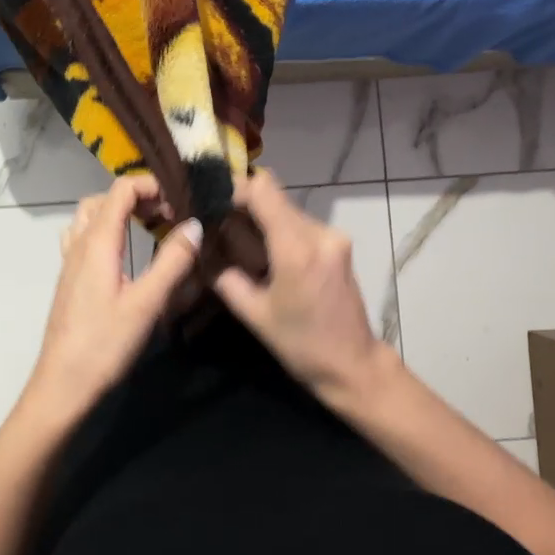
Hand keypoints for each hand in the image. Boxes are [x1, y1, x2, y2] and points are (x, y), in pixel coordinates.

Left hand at [24, 175, 201, 420]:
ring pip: (89, 217)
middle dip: (137, 196)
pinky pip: (84, 238)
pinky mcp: (69, 280)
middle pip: (104, 199)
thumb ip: (172, 261)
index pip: (121, 190)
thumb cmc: (105, 344)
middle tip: (169, 213)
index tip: (181, 203)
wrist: (63, 384)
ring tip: (148, 225)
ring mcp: (70, 262)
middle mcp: (79, 244)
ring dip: (118, 211)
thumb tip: (195, 224)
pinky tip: (124, 253)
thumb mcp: (147, 303)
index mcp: (97, 242)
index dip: (152, 186)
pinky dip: (106, 230)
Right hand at [213, 170, 387, 396]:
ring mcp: (333, 237)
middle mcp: (320, 233)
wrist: (353, 365)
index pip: (262, 191)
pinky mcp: (338, 244)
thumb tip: (201, 248)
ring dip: (260, 220)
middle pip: (274, 197)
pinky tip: (263, 254)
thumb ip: (224, 276)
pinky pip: (299, 224)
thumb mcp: (253, 314)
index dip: (234, 189)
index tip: (211, 204)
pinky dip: (278, 231)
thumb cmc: (301, 345)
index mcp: (297, 250)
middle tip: (217, 228)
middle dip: (242, 208)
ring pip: (286, 209)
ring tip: (237, 245)